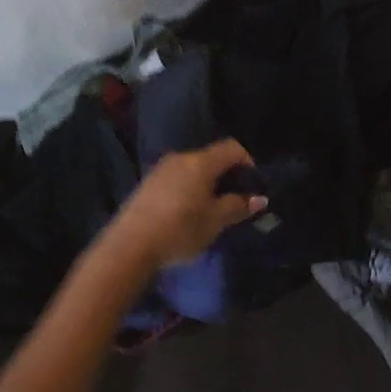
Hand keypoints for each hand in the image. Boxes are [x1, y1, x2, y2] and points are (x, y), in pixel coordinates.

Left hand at [103, 139, 267, 268]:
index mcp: (201, 161)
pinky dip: (189, 188)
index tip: (252, 186)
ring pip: (193, 168)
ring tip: (210, 210)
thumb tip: (260, 198)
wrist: (130, 244)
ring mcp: (162, 168)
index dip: (247, 162)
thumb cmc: (179, 230)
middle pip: (212, 157)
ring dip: (207, 183)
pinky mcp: (148, 182)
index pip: (232, 147)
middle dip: (227, 176)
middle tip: (233, 202)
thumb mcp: (214, 221)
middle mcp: (181, 157)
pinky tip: (186, 213)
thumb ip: (238, 206)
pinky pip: (177, 177)